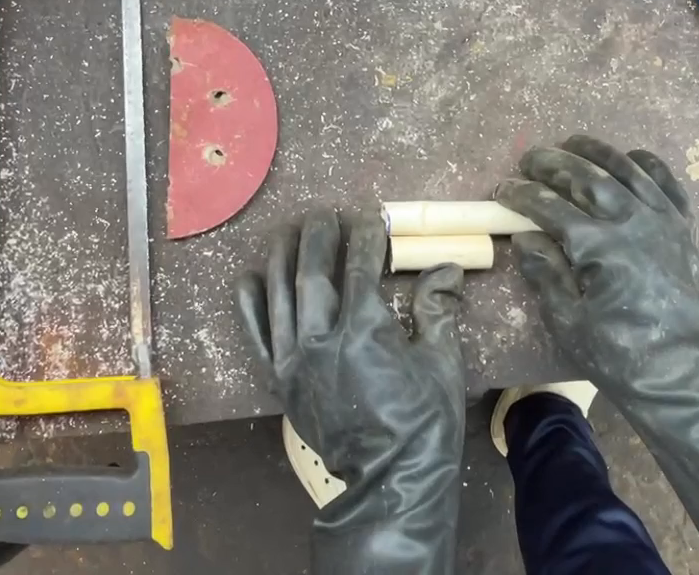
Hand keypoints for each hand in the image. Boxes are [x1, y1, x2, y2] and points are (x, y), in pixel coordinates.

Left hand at [235, 212, 464, 574]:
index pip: (360, 268)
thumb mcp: (441, 364)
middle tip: (324, 214)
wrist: (390, 484)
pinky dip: (250, 304)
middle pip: (314, 274)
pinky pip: (256, 335)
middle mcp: (321, 339)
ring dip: (283, 258)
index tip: (369, 217)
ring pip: (280, 295)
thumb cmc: (423, 423)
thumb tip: (449, 266)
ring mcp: (294, 360)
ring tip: (287, 231)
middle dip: (318, 238)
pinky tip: (250, 277)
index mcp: (364, 332)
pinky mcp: (279, 380)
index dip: (365, 237)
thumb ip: (437, 309)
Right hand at [493, 134, 698, 395]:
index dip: (521, 194)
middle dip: (551, 163)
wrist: (696, 378)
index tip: (501, 189)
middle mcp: (630, 221)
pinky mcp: (683, 228)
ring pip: (624, 168)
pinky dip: (645, 164)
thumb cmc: (624, 357)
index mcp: (598, 245)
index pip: (549, 206)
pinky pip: (665, 182)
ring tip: (569, 143)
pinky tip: (629, 158)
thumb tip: (525, 236)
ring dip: (593, 151)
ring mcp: (661, 219)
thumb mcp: (570, 323)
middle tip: (528, 160)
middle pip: (584, 176)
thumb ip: (545, 274)